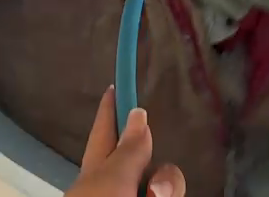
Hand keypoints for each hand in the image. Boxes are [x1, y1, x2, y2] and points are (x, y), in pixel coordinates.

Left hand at [65, 88, 186, 196]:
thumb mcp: (112, 180)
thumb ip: (129, 149)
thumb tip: (138, 113)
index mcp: (97, 167)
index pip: (106, 126)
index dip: (112, 104)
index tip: (116, 83)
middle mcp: (117, 183)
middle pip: (146, 154)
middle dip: (159, 165)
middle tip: (155, 186)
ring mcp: (134, 196)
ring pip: (165, 180)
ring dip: (168, 185)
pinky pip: (171, 194)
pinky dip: (171, 195)